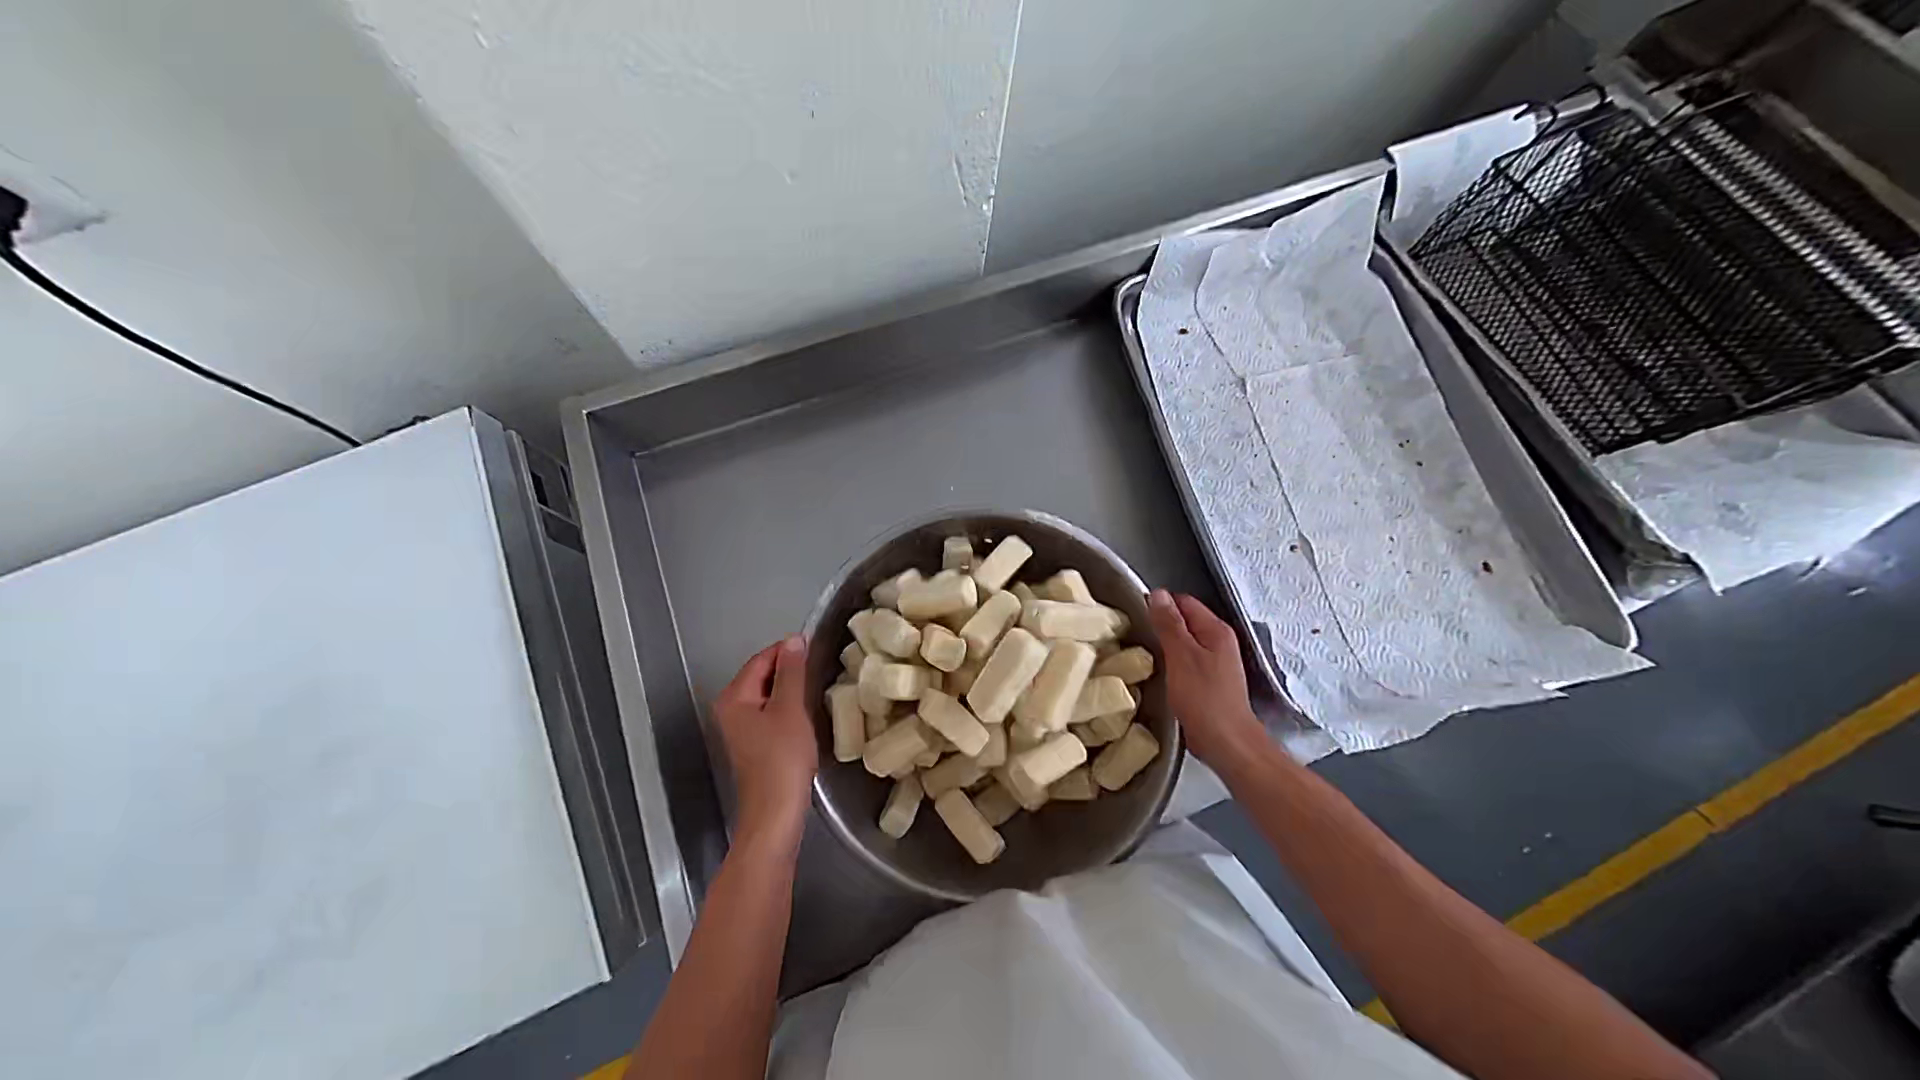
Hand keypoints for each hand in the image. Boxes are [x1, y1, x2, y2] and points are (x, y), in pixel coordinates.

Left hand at [714, 635, 817, 838]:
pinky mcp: (754, 742)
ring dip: (791, 689)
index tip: (816, 648)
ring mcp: (741, 727)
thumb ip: (791, 671)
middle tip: (819, 668)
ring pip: (768, 694)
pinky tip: (806, 713)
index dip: (788, 650)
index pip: (761, 658)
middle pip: (762, 674)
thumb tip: (794, 640)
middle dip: (790, 669)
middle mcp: (731, 709)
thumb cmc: (782, 758)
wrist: (776, 811)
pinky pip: (771, 712)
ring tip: (817, 687)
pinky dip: (788, 707)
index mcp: (734, 697)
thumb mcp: (790, 708)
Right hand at [1147, 590, 1268, 769]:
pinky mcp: (1209, 682)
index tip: (1138, 615)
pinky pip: (1185, 662)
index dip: (1160, 604)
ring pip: (1184, 642)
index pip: (1184, 601)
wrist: (1226, 743)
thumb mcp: (1181, 655)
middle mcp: (1219, 642)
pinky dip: (1171, 664)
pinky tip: (1160, 674)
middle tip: (1138, 635)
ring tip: (1146, 654)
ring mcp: (1216, 663)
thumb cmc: (1204, 698)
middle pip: (1184, 621)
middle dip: (1161, 625)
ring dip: (1165, 646)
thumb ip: (1169, 624)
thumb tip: (1158, 594)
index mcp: (1216, 630)